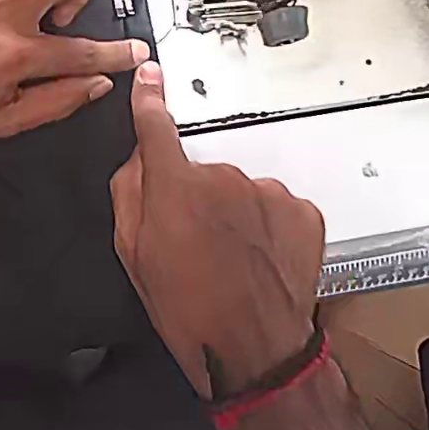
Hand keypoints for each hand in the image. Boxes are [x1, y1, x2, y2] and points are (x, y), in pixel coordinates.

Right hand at [110, 61, 326, 397]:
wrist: (254, 350)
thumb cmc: (190, 311)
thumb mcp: (133, 255)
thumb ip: (128, 195)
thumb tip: (136, 163)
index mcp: (175, 187)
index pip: (155, 125)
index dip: (148, 98)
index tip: (149, 78)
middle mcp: (222, 179)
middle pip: (198, 169)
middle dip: (192, 195)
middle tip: (192, 241)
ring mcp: (266, 192)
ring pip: (237, 187)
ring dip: (231, 213)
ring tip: (227, 258)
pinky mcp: (300, 209)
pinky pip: (271, 203)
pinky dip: (263, 224)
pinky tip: (255, 257)